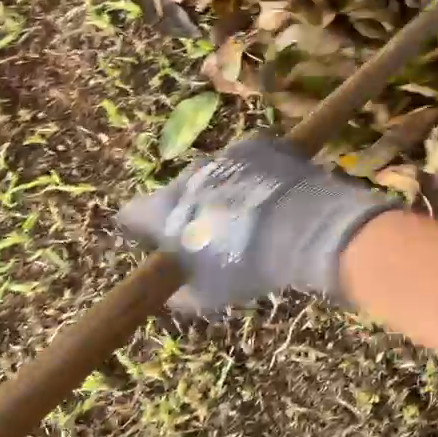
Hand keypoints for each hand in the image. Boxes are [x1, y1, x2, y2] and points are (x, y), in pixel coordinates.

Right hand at [117, 133, 398, 311]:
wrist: (306, 226)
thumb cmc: (251, 265)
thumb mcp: (211, 293)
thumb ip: (184, 291)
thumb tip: (177, 292)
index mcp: (163, 210)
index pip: (132, 214)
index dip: (142, 227)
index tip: (155, 239)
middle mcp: (188, 176)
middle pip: (177, 189)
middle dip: (188, 206)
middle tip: (212, 227)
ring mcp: (225, 155)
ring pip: (214, 171)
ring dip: (223, 185)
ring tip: (248, 207)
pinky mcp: (260, 143)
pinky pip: (248, 156)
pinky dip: (254, 169)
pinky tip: (270, 187)